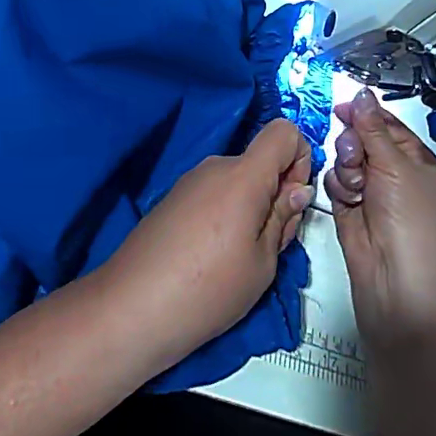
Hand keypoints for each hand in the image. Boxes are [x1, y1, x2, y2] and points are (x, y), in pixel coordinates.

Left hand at [96, 120, 315, 365]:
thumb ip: (283, 217)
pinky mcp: (174, 198)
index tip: (292, 201)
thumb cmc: (209, 288)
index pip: (283, 132)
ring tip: (241, 258)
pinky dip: (227, 214)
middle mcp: (215, 167)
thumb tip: (296, 189)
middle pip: (260, 162)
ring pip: (238, 181)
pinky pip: (215, 193)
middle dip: (276, 194)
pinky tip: (214, 255)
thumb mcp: (263, 261)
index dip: (300, 159)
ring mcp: (190, 181)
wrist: (135, 304)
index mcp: (242, 175)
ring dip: (251, 208)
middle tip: (270, 246)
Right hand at [323, 89, 435, 349]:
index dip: (364, 114)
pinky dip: (338, 187)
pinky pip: (333, 178)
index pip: (384, 122)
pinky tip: (348, 202)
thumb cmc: (407, 217)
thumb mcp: (394, 164)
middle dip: (352, 146)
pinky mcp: (348, 201)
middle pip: (358, 136)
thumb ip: (371, 127)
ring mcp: (369, 186)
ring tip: (358, 190)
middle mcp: (391, 168)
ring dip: (346, 169)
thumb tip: (361, 91)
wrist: (392, 274)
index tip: (342, 109)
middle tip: (358, 160)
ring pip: (342, 156)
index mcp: (413, 157)